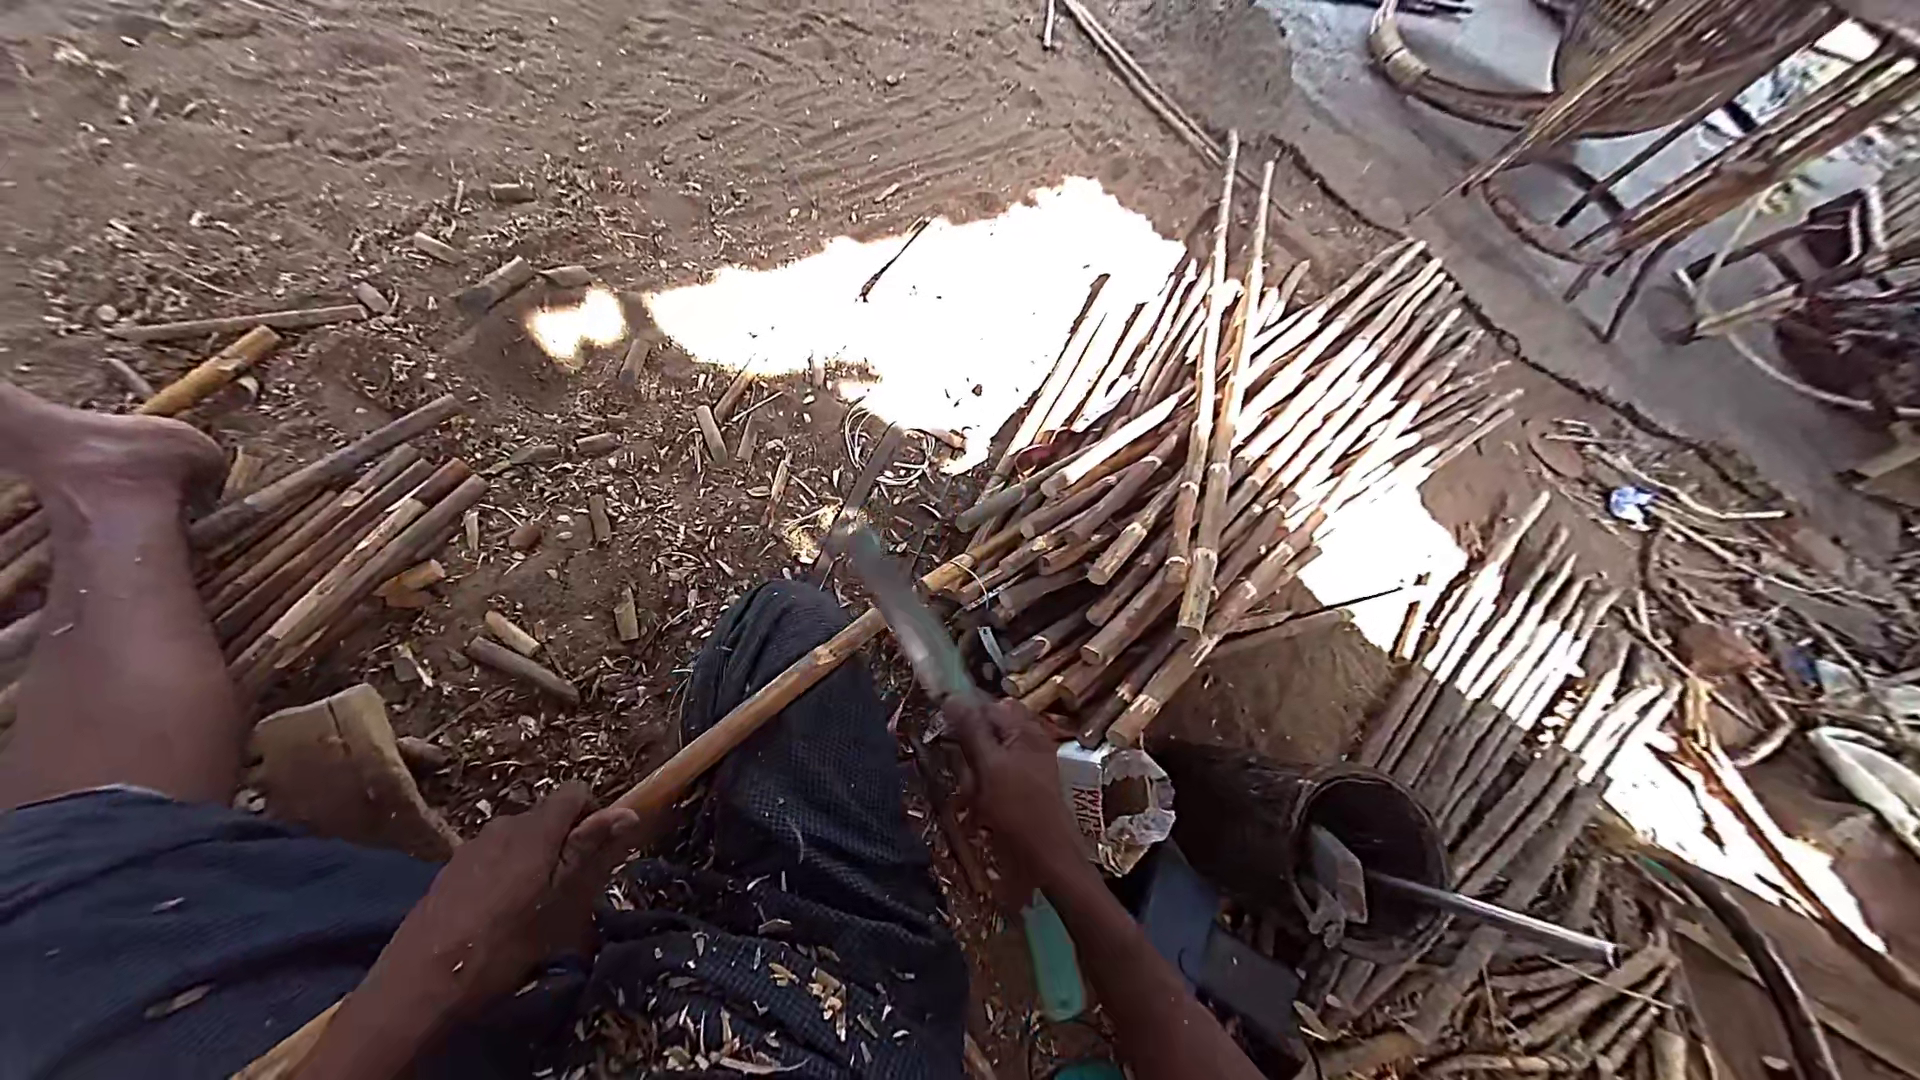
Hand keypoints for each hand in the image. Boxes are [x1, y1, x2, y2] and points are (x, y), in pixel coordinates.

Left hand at [358, 783, 643, 1024]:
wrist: (416, 988)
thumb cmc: (504, 940)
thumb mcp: (561, 896)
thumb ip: (590, 848)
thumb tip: (629, 811)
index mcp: (536, 827)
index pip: (575, 791)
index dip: (591, 813)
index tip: (592, 850)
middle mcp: (503, 825)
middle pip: (545, 815)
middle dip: (561, 839)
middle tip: (563, 883)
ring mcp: (470, 847)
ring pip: (517, 837)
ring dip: (530, 857)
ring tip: (527, 902)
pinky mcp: (447, 871)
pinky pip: (489, 857)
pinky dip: (502, 872)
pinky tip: (492, 912)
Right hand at [944, 697, 1094, 894]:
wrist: (1048, 861)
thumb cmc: (1019, 810)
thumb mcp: (989, 765)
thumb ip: (971, 729)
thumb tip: (951, 696)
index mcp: (1025, 729)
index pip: (987, 706)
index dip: (963, 716)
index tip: (943, 734)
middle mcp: (1028, 742)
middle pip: (985, 732)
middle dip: (968, 751)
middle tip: (964, 774)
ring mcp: (1026, 766)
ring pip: (985, 758)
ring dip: (972, 775)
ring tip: (971, 797)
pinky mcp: (1021, 790)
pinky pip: (991, 780)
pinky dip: (980, 792)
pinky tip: (977, 810)